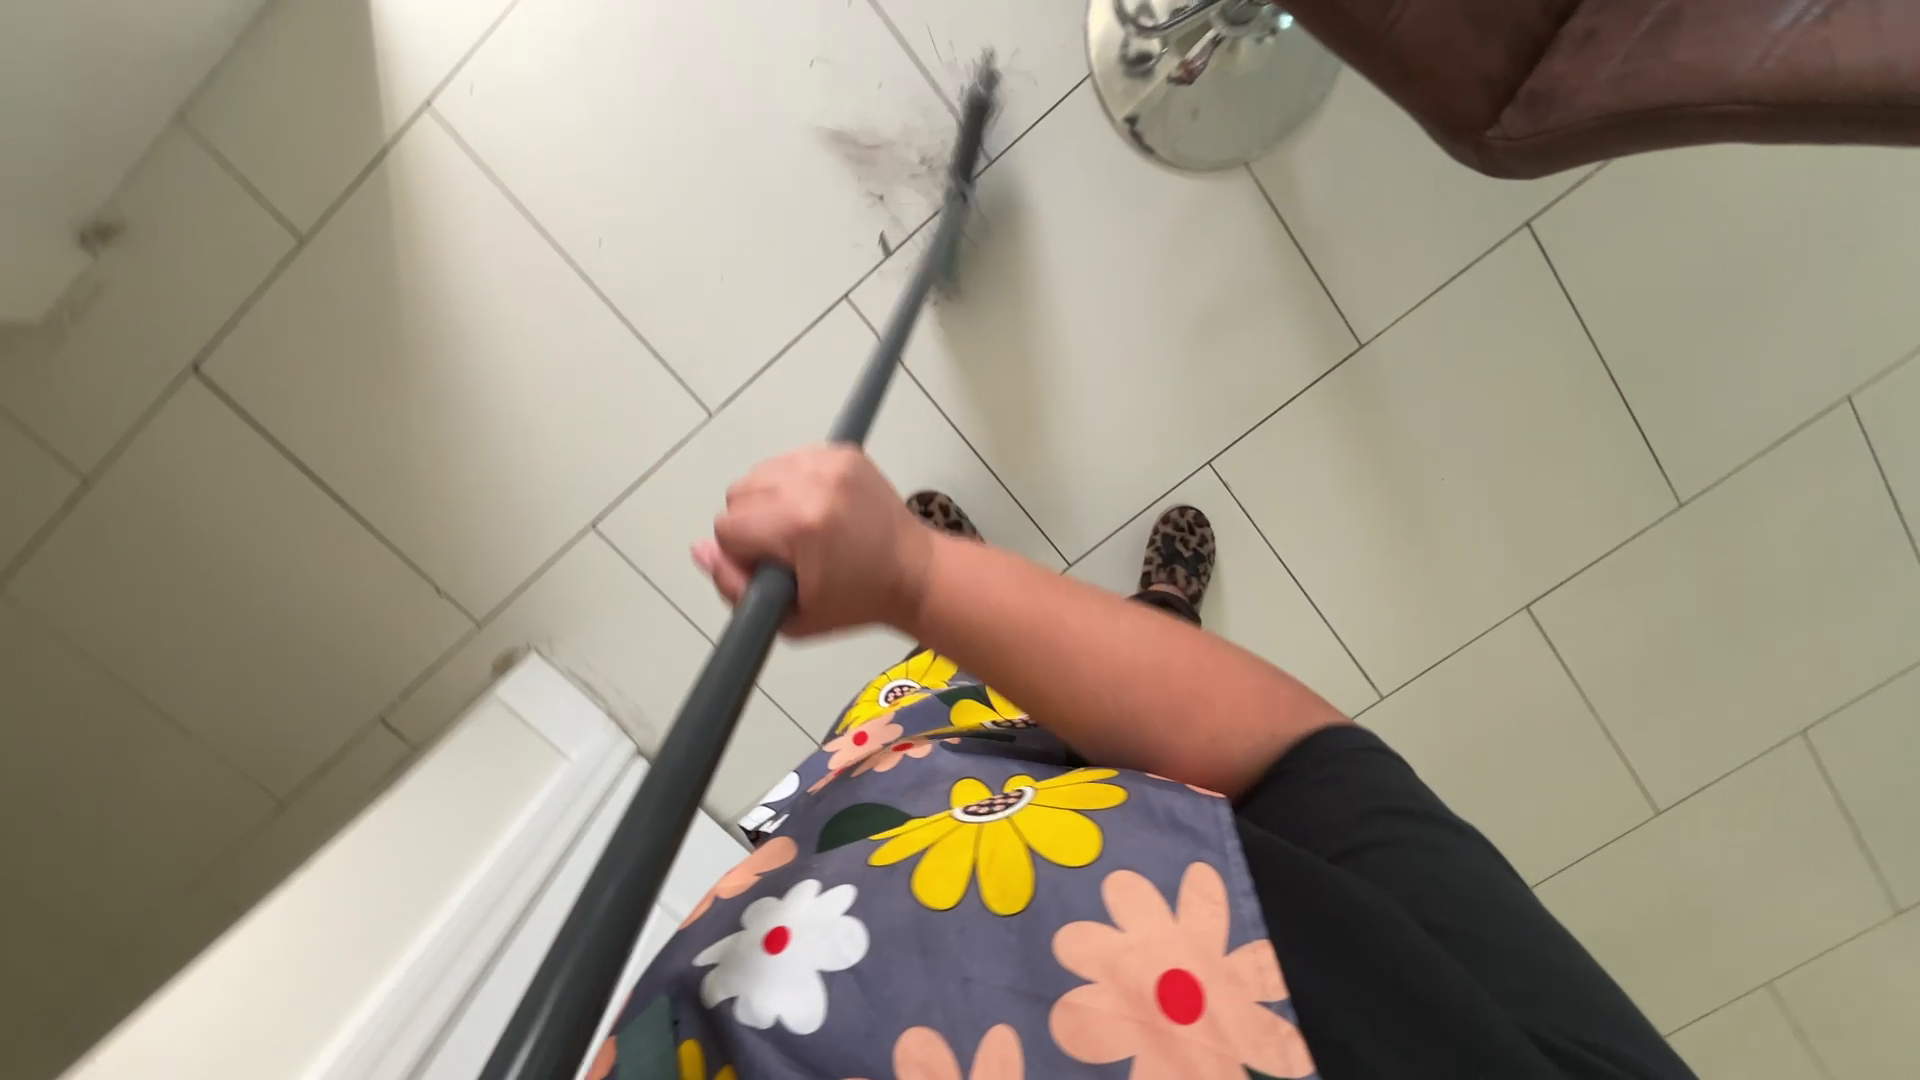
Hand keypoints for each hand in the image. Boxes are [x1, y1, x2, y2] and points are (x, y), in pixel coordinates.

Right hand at [693, 445, 936, 636]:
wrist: (914, 571)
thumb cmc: (854, 601)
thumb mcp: (791, 616)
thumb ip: (736, 588)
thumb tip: (699, 549)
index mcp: (798, 524)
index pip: (727, 528)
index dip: (742, 555)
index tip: (773, 569)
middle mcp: (811, 482)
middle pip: (738, 494)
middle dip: (753, 525)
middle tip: (789, 549)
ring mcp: (829, 460)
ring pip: (760, 474)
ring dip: (770, 501)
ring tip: (804, 528)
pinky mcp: (843, 450)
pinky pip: (788, 460)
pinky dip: (792, 482)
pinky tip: (818, 508)